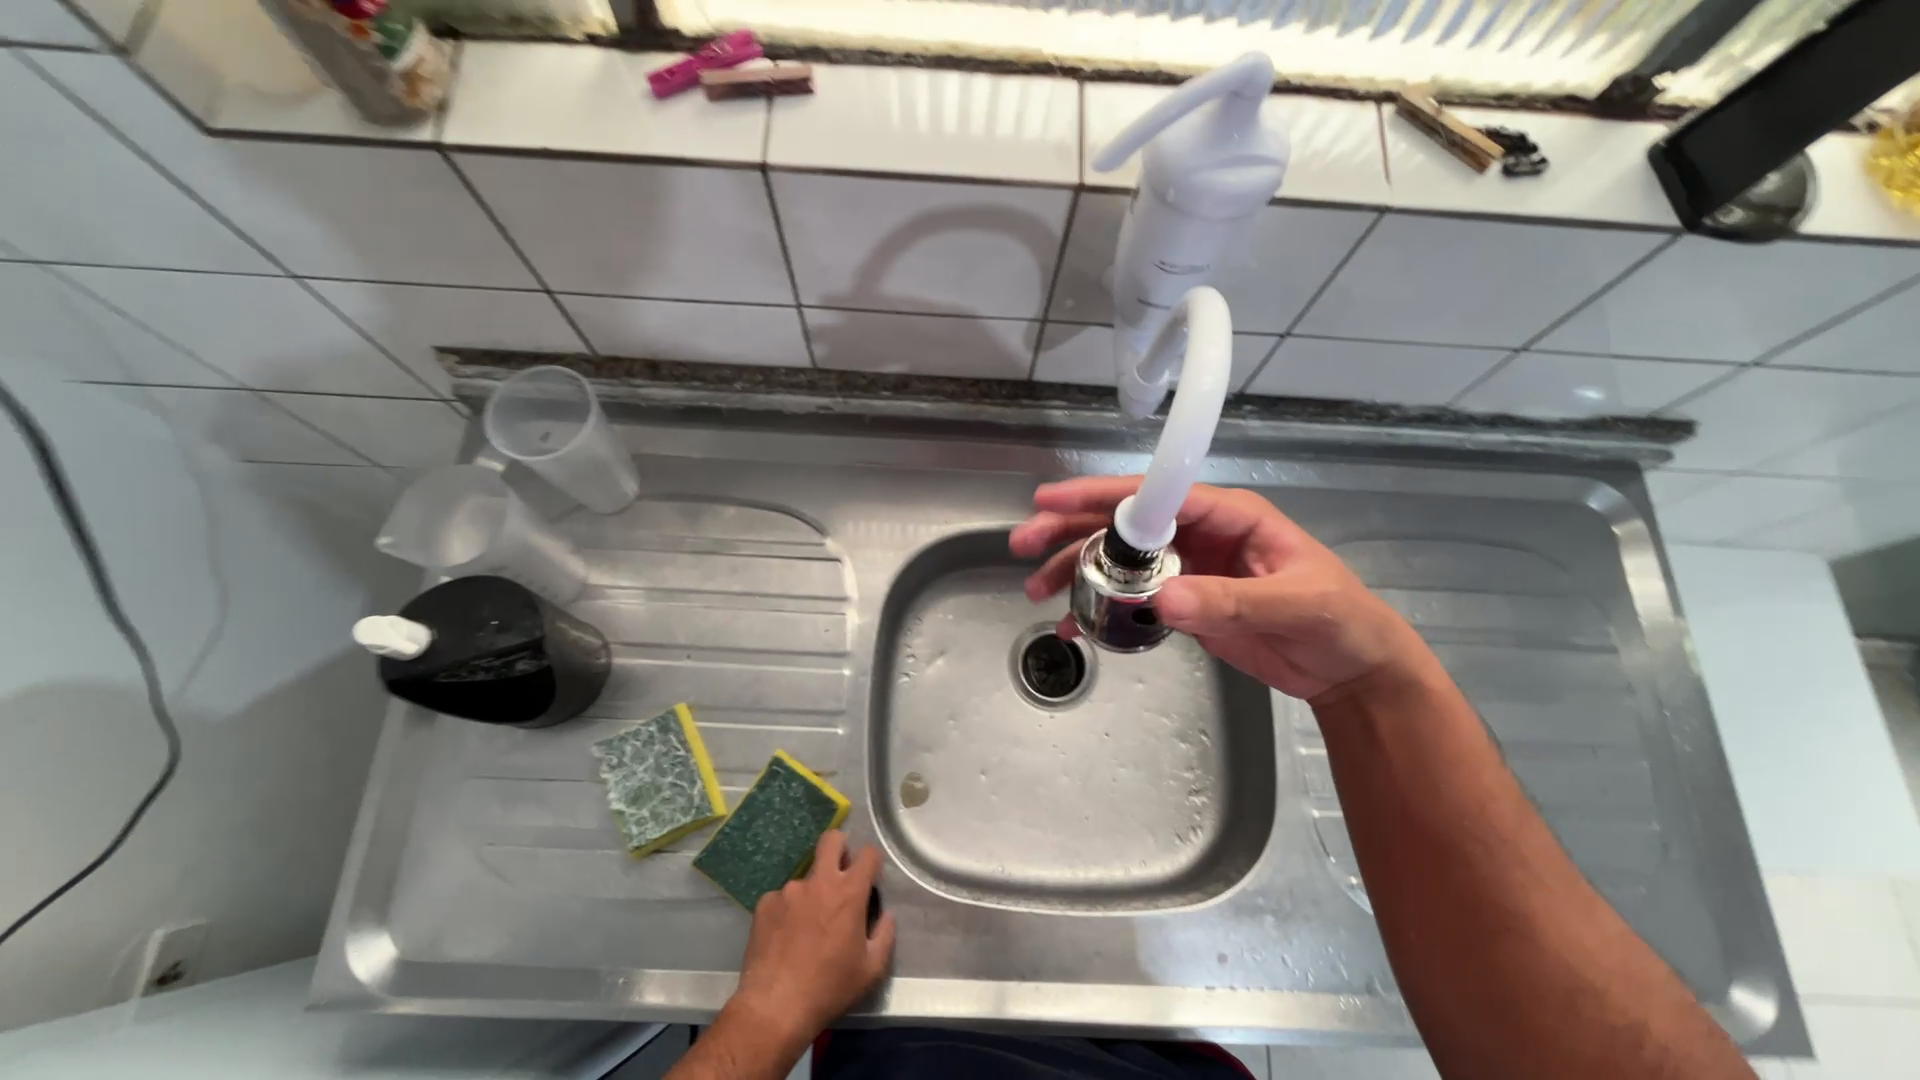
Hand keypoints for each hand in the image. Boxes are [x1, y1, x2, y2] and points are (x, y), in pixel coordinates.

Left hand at [726, 831, 895, 1050]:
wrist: (775, 1007)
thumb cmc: (830, 988)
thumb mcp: (871, 970)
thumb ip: (885, 936)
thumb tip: (887, 916)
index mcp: (849, 893)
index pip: (868, 854)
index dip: (872, 861)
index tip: (870, 876)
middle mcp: (818, 882)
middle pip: (831, 839)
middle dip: (840, 847)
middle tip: (840, 872)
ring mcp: (788, 890)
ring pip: (806, 877)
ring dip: (812, 892)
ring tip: (807, 926)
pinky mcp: (764, 903)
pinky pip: (782, 898)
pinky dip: (788, 911)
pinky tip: (785, 937)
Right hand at [1009, 476, 1431, 702]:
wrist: (1350, 669)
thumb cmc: (1338, 620)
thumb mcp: (1293, 605)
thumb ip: (1229, 602)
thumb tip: (1161, 600)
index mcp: (1229, 515)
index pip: (1157, 496)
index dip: (1102, 495)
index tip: (1054, 500)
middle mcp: (1200, 534)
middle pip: (1124, 524)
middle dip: (1072, 529)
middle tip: (1025, 544)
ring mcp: (1189, 569)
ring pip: (1119, 560)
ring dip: (1076, 570)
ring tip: (1035, 589)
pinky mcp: (1184, 603)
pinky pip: (1132, 599)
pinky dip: (1101, 610)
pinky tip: (1073, 626)